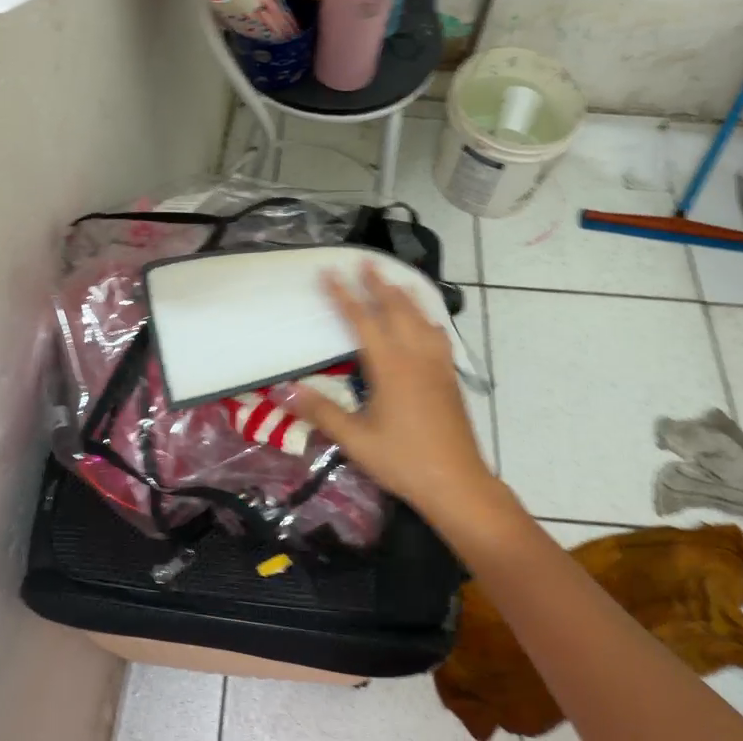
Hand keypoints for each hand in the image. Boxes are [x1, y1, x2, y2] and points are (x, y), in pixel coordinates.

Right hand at [290, 261, 494, 511]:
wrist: (457, 482)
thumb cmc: (403, 461)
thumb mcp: (356, 440)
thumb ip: (322, 412)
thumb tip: (285, 390)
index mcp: (390, 365)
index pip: (361, 320)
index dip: (343, 294)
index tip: (329, 272)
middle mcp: (415, 355)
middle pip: (396, 307)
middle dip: (378, 283)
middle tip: (365, 261)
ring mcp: (437, 363)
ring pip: (421, 316)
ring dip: (405, 294)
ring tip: (394, 280)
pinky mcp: (450, 376)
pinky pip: (438, 333)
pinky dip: (427, 316)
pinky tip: (426, 321)